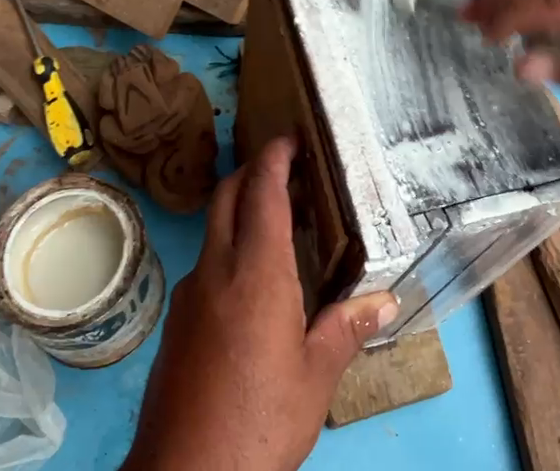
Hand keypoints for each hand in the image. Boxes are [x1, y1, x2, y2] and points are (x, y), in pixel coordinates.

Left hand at [122, 137, 398, 470]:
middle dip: (253, 173)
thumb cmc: (259, 421)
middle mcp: (215, 272)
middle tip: (287, 172)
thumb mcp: (315, 378)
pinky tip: (252, 288)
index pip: (262, 193)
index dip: (275, 157)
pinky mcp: (176, 324)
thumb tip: (383, 301)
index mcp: (256, 274)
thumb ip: (344, 330)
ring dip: (240, 215)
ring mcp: (189, 297)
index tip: (289, 138)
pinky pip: (205, 268)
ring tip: (278, 228)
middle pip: (227, 198)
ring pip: (213, 233)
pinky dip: (228, 253)